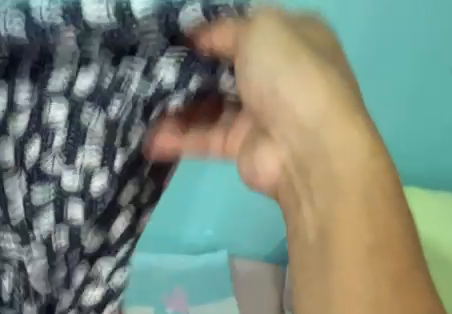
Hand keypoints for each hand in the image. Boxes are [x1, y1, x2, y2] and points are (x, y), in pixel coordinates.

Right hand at [148, 10, 383, 217]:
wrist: (307, 146)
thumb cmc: (290, 74)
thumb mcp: (260, 29)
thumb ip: (225, 29)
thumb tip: (198, 34)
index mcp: (290, 36)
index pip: (245, 28)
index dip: (210, 30)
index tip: (174, 35)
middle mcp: (275, 72)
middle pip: (223, 67)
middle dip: (188, 69)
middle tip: (150, 69)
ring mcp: (258, 111)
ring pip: (211, 104)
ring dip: (178, 105)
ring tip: (144, 104)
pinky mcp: (241, 145)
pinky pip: (205, 137)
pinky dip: (180, 138)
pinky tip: (152, 140)